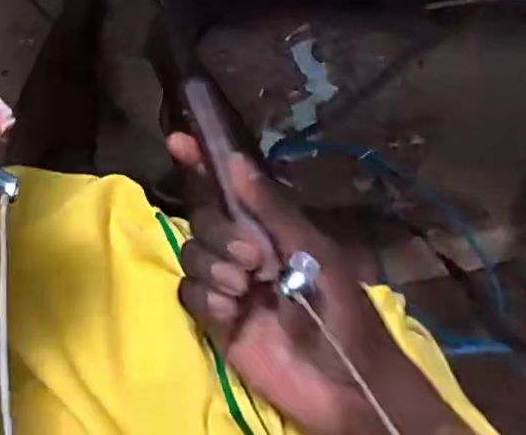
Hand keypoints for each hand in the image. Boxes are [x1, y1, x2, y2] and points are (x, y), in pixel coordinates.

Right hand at [170, 134, 468, 434]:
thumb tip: (234, 160)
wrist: (348, 385)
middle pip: (202, 219)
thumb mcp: (313, 251)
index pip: (225, 184)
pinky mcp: (218, 320)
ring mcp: (227, 283)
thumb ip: (271, 208)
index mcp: (265, 225)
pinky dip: (207, 298)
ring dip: (214, 267)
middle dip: (220, 234)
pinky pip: (189, 293)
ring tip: (244, 291)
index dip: (199, 160)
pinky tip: (233, 313)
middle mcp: (241, 247)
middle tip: (254, 261)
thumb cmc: (341, 309)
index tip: (177, 141)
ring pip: (192, 253)